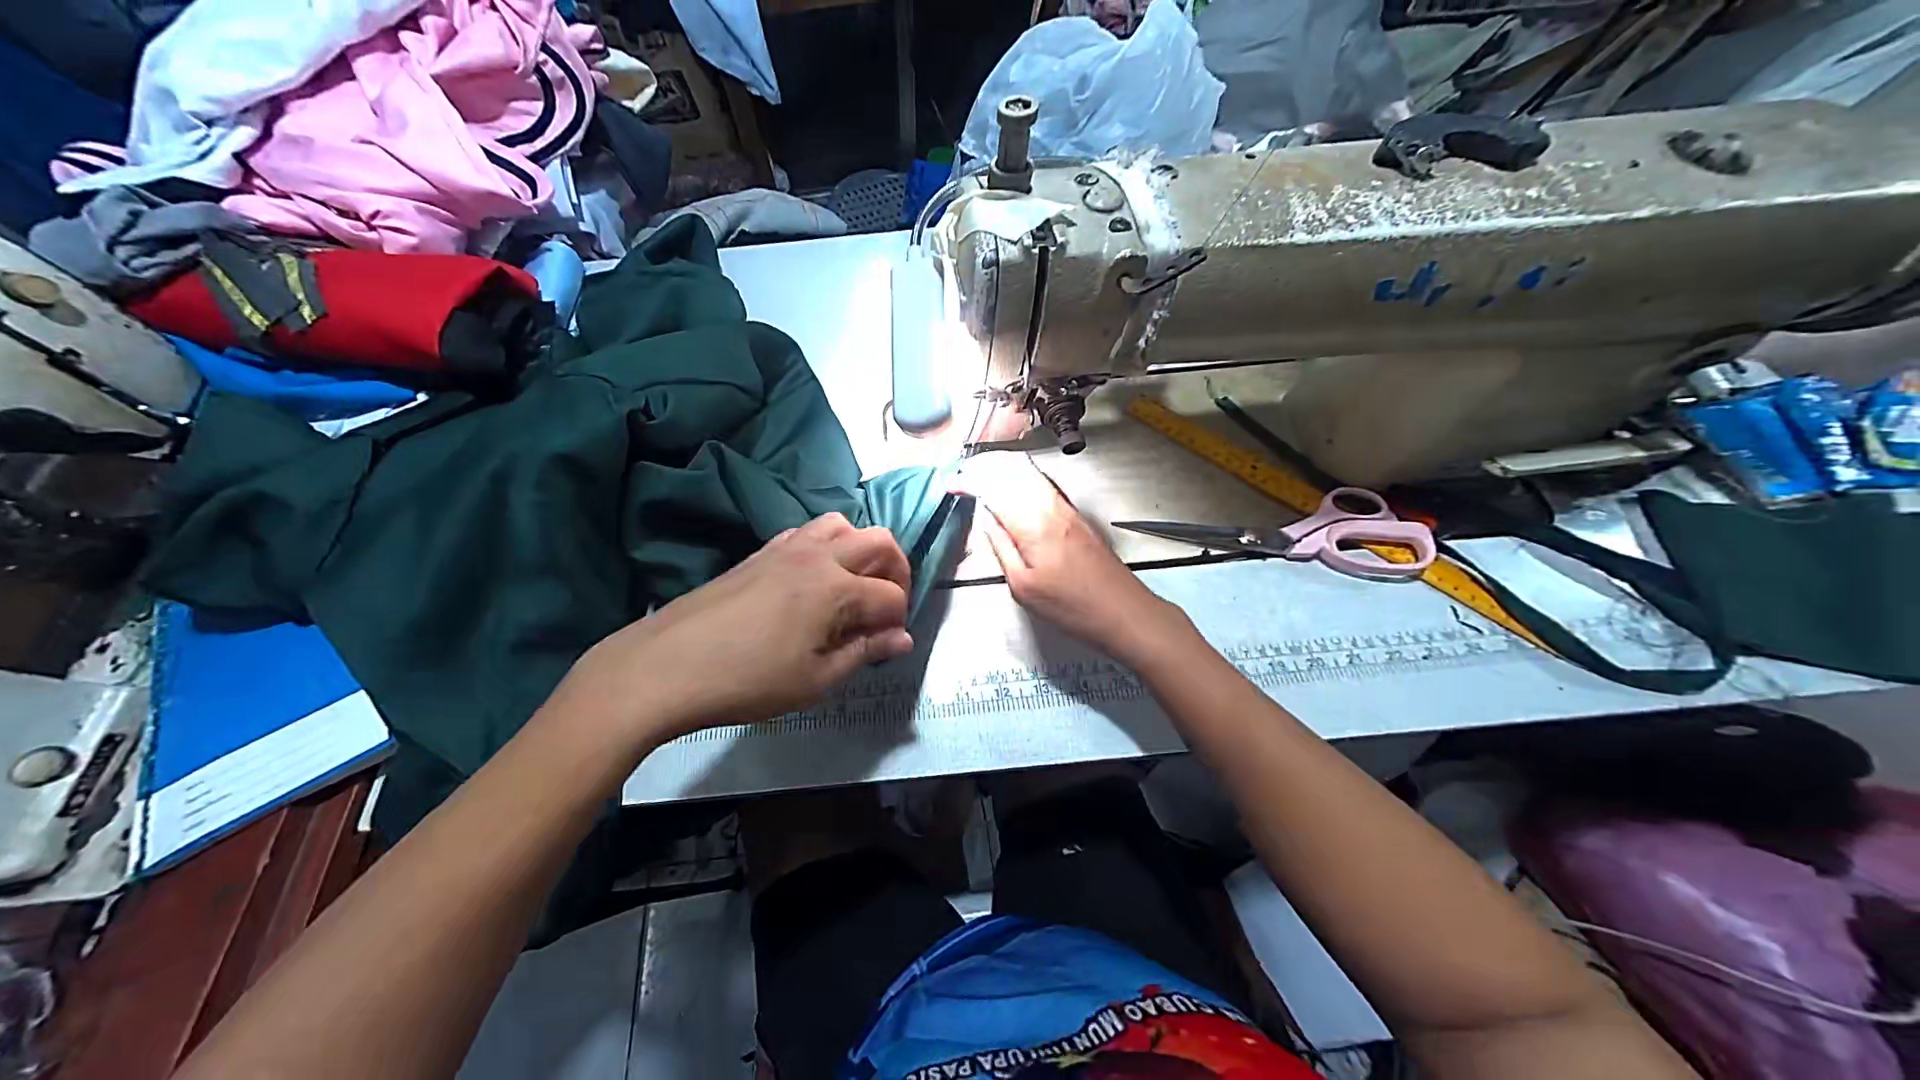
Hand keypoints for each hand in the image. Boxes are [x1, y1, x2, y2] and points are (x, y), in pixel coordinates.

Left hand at [554, 513, 914, 747]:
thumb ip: (864, 653)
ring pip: (841, 525)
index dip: (898, 621)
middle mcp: (818, 556)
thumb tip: (901, 638)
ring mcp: (786, 548)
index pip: (890, 595)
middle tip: (885, 607)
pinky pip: (806, 532)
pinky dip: (824, 547)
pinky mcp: (759, 552)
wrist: (666, 666)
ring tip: (851, 587)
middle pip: (878, 541)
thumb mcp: (815, 680)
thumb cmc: (748, 681)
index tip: (886, 646)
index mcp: (837, 588)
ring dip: (860, 550)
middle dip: (896, 570)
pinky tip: (810, 582)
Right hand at [958, 452, 1189, 661]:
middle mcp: (1052, 507)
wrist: (1124, 612)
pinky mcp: (1079, 517)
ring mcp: (1069, 510)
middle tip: (964, 478)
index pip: (994, 489)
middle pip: (1013, 473)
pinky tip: (1015, 491)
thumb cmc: (1074, 608)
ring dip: (1003, 472)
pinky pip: (1044, 487)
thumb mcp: (1023, 586)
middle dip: (984, 470)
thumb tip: (986, 521)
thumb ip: (1001, 547)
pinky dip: (1022, 481)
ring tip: (982, 479)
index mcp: (1034, 523)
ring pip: (1030, 476)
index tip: (952, 484)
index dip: (969, 482)